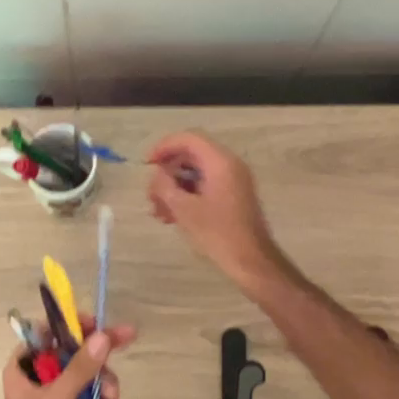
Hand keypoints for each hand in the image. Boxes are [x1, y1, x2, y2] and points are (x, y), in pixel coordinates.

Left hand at [0, 316, 134, 398]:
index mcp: (24, 367)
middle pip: (74, 351)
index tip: (94, 322)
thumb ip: (80, 368)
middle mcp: (39, 376)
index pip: (46, 333)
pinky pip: (93, 394)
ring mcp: (57, 395)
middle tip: (126, 338)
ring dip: (103, 383)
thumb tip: (102, 337)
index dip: (70, 325)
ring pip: (89, 373)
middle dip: (98, 356)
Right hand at [147, 131, 281, 286]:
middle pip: (190, 156)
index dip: (164, 147)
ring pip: (195, 173)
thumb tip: (158, 174)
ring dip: (174, 188)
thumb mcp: (183, 209)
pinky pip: (205, 186)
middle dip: (167, 174)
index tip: (147, 165)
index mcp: (220, 162)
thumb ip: (165, 185)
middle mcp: (229, 165)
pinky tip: (172, 217)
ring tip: (159, 213)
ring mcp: (233, 180)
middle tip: (151, 197)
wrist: (250, 260)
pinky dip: (187, 196)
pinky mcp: (233, 196)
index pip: (188, 139)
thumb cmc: (217, 233)